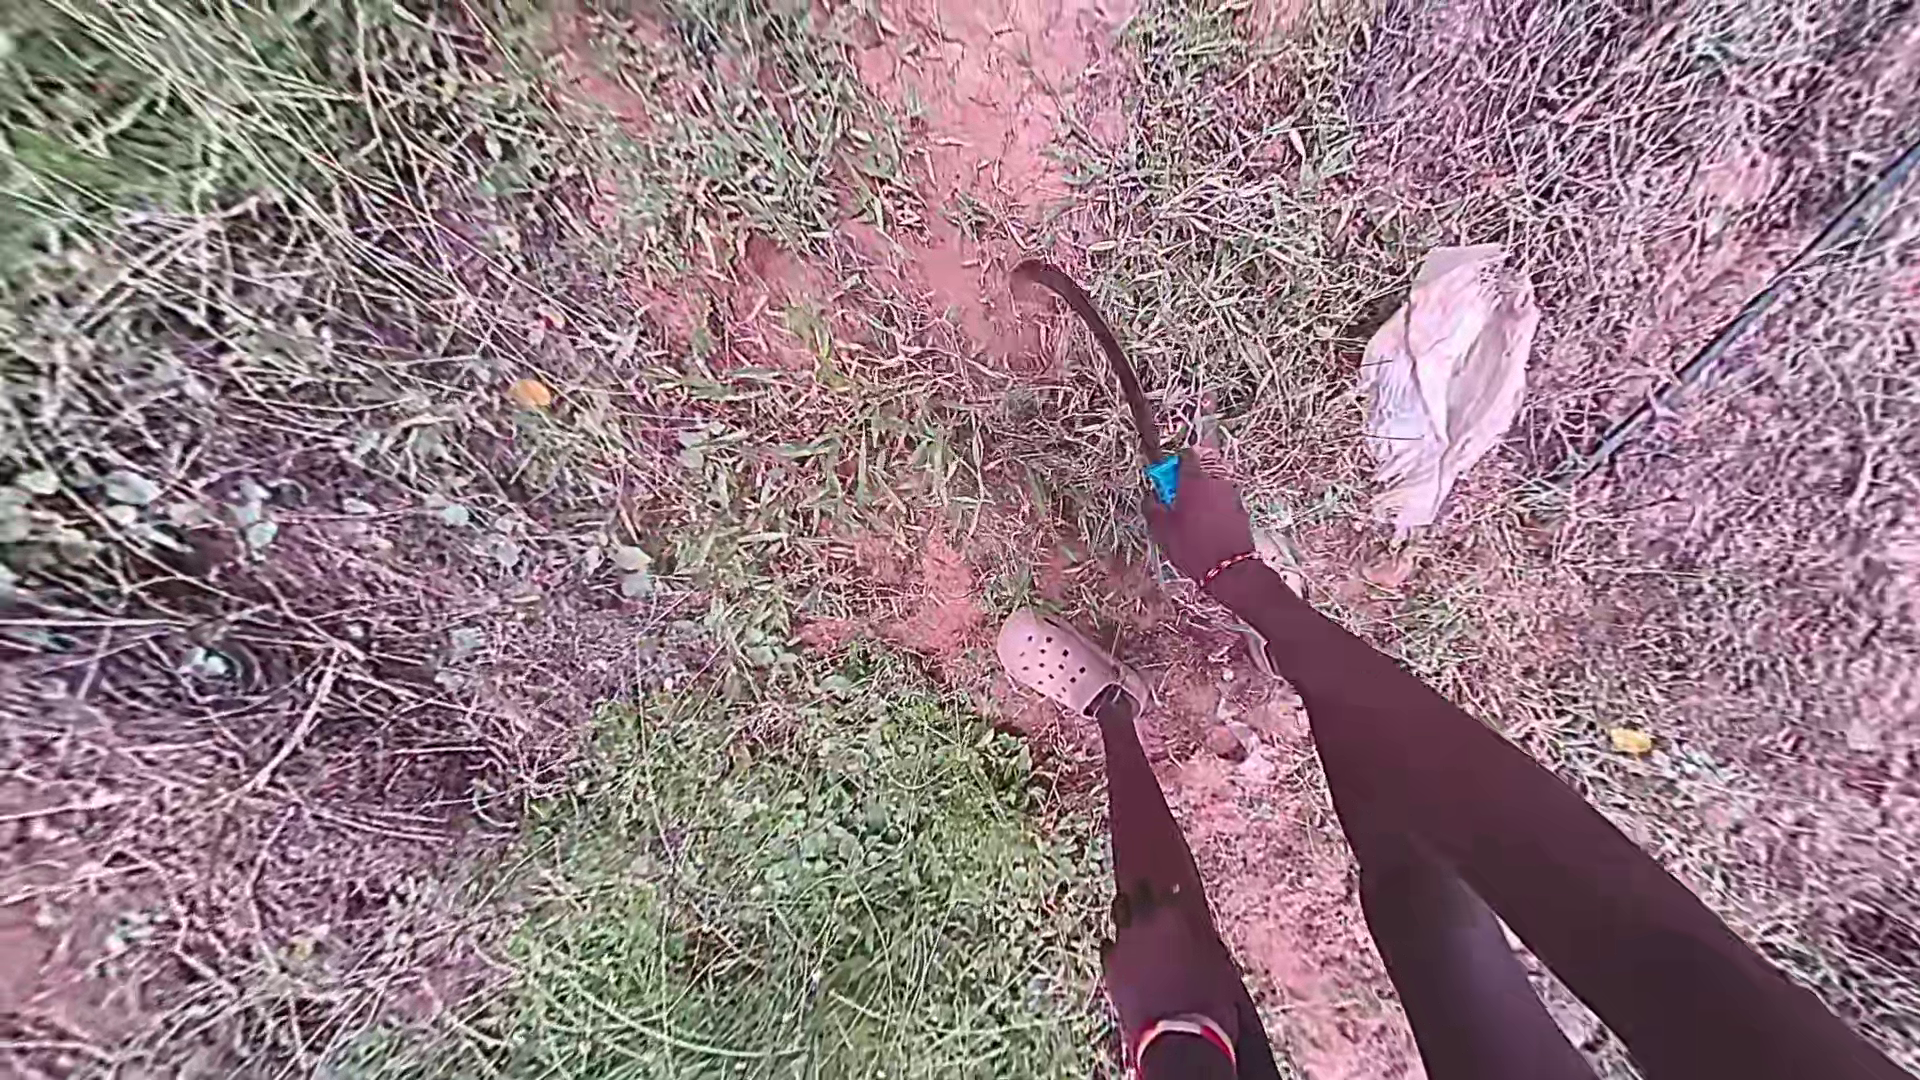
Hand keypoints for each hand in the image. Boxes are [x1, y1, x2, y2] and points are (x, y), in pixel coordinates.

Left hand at [1102, 879, 1244, 1048]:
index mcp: (1174, 916)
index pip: (1172, 891)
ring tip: (1127, 907)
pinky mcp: (1110, 962)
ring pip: (1120, 909)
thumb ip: (1202, 940)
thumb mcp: (1218, 969)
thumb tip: (1197, 929)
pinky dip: (1114, 943)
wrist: (1178, 1040)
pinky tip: (1117, 946)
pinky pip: (1108, 943)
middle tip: (1148, 890)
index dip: (1175, 892)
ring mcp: (1124, 939)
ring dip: (1126, 908)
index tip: (1175, 891)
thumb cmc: (1208, 1007)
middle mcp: (1146, 920)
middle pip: (1141, 893)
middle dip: (1146, 892)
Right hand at [1143, 447, 1255, 581]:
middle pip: (1200, 470)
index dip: (1173, 464)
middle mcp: (1216, 482)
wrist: (1228, 568)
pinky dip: (1213, 506)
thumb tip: (1149, 498)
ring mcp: (1231, 495)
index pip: (1186, 455)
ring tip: (1188, 515)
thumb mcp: (1161, 528)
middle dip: (1186, 481)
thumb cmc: (1193, 546)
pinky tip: (1204, 525)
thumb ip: (1152, 507)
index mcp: (1194, 481)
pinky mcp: (1240, 510)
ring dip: (1200, 494)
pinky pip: (1222, 500)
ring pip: (1212, 485)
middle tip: (1173, 499)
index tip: (1164, 478)